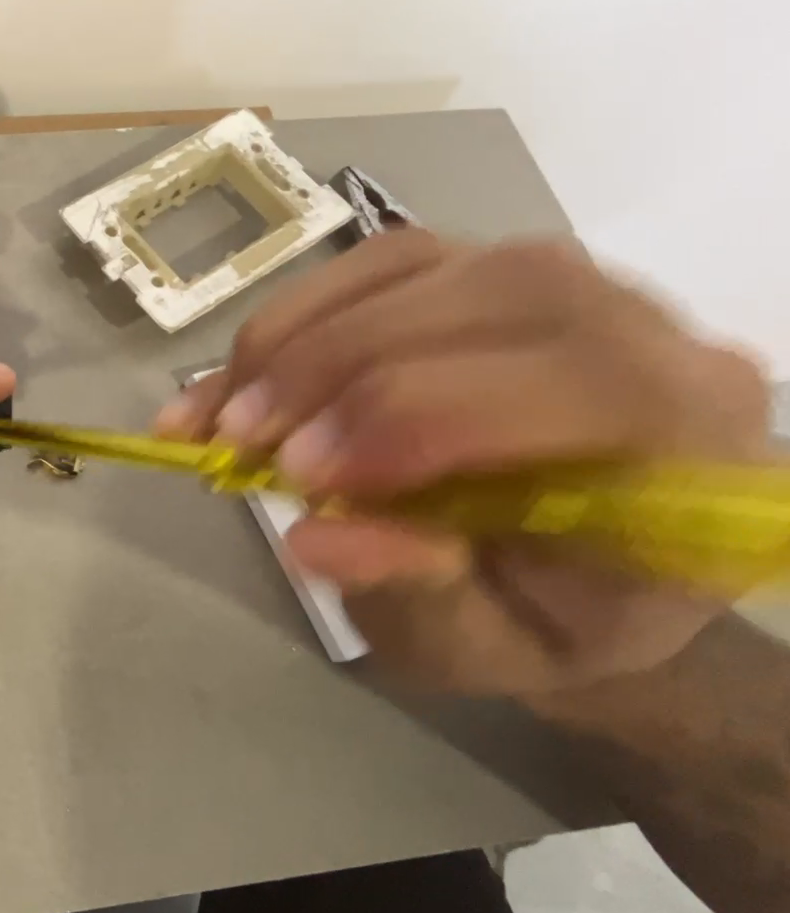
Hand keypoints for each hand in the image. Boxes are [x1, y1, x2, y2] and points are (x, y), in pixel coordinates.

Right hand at [157, 231, 773, 694]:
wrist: (560, 570)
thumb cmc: (536, 621)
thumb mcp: (484, 649)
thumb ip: (419, 599)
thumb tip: (315, 539)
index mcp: (689, 447)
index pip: (581, 384)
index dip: (419, 415)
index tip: (292, 476)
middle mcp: (647, 338)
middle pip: (495, 291)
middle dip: (337, 363)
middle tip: (238, 438)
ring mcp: (556, 288)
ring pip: (418, 263)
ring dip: (295, 335)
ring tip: (222, 416)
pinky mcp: (473, 276)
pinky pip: (375, 262)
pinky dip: (288, 316)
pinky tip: (235, 379)